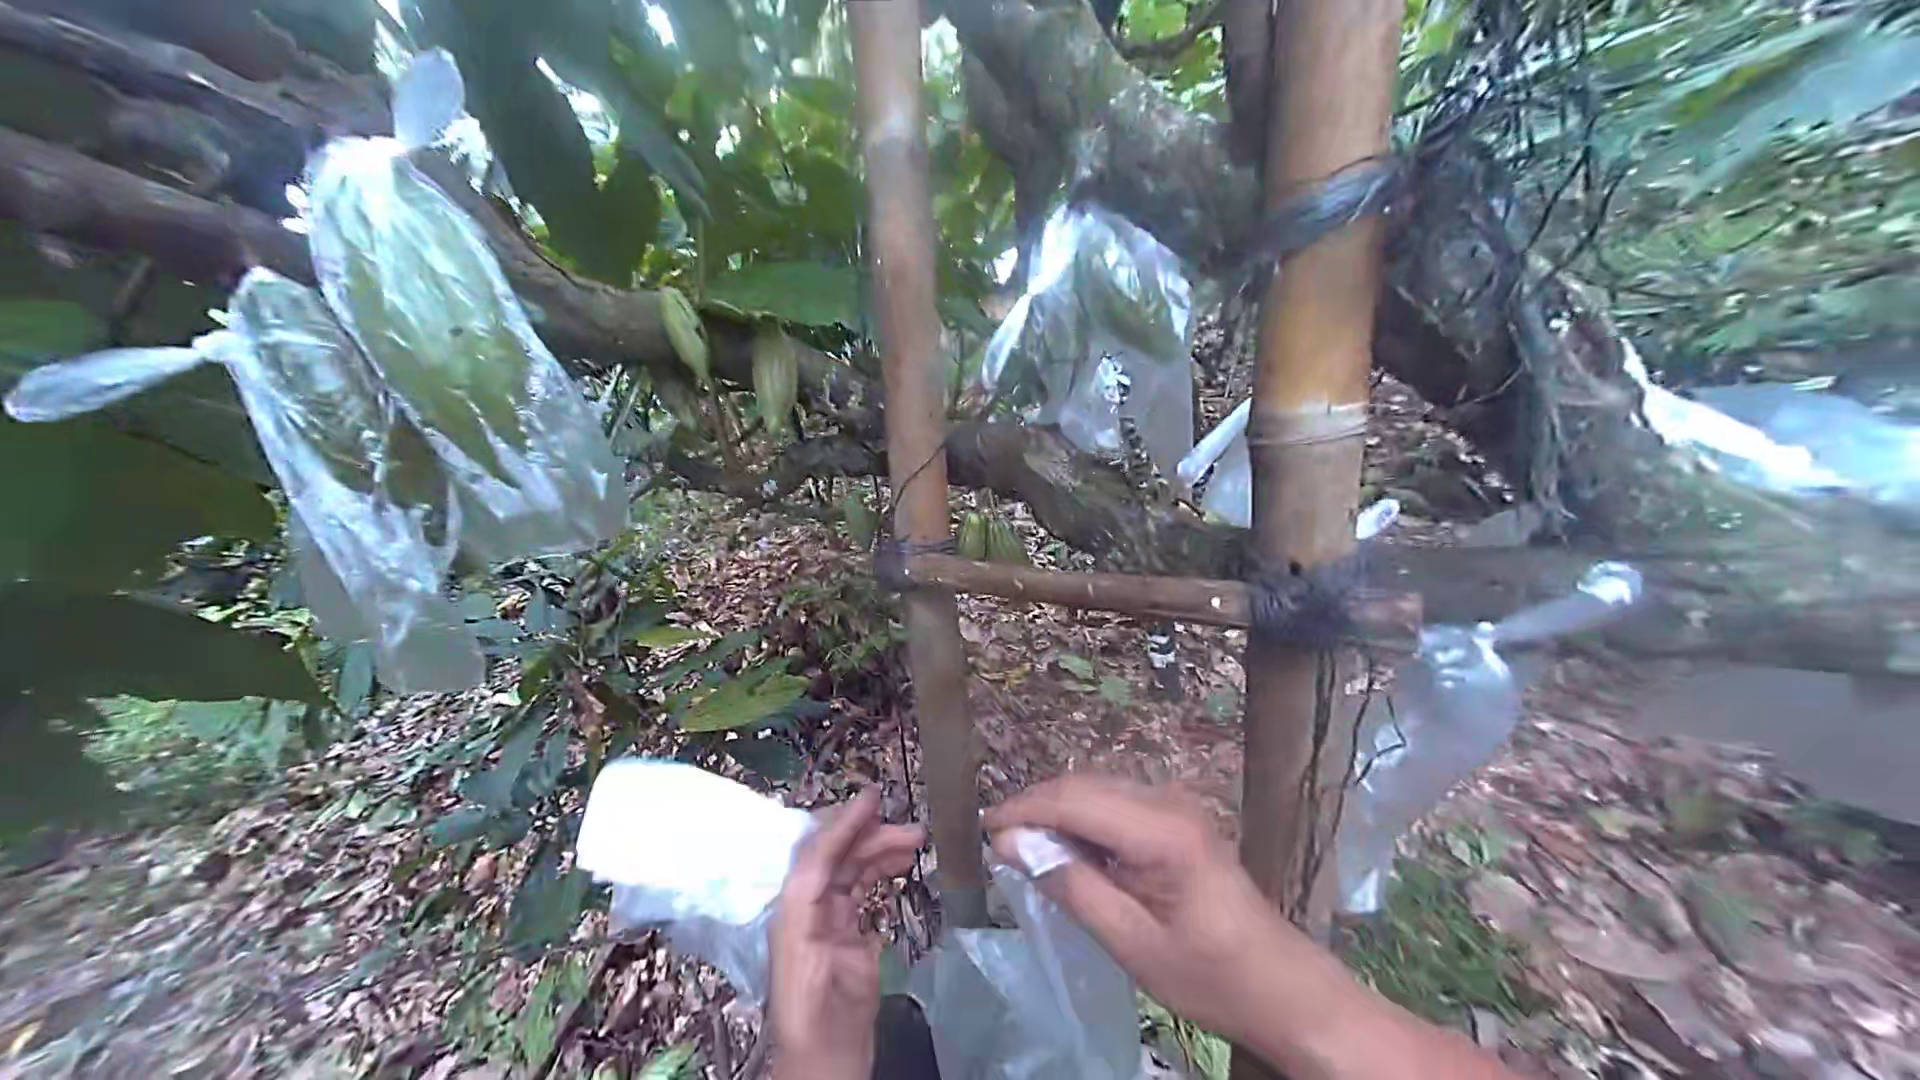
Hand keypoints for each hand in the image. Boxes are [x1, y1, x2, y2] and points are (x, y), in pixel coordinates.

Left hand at [770, 790, 923, 1079]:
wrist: (824, 1067)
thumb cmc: (814, 1018)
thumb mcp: (809, 958)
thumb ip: (811, 904)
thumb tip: (822, 858)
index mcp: (793, 910)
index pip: (817, 853)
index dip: (842, 823)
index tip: (872, 798)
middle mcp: (809, 908)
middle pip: (840, 856)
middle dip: (873, 835)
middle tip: (912, 829)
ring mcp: (829, 920)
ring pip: (855, 869)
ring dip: (882, 850)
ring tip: (916, 841)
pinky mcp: (848, 935)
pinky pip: (863, 890)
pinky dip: (882, 871)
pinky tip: (901, 864)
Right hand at [984, 776, 1303, 1045]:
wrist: (1281, 985)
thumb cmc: (1208, 974)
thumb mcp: (1130, 943)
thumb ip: (1069, 885)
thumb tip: (1011, 844)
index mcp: (1161, 830)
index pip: (1073, 800)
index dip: (1023, 809)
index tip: (984, 830)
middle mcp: (1167, 799)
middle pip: (1081, 786)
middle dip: (1035, 807)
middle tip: (998, 841)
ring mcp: (1174, 801)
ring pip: (1094, 787)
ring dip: (1055, 810)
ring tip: (1022, 844)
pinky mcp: (1175, 813)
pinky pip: (1113, 800)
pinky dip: (1080, 816)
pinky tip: (1065, 846)